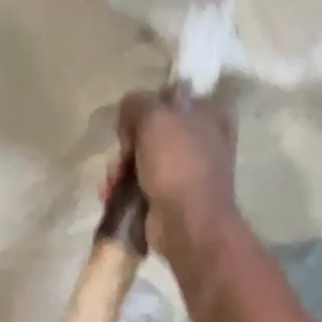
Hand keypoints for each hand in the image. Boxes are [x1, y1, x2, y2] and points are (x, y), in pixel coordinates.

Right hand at [105, 85, 239, 254]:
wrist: (188, 223)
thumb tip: (128, 115)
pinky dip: (123, 189)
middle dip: (127, 145)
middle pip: (151, 131)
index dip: (146, 108)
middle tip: (122, 158)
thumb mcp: (154, 117)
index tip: (132, 124)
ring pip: (142, 159)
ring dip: (120, 169)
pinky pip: (140, 184)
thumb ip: (136, 103)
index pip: (170, 97)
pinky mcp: (172, 197)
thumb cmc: (177, 164)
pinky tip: (110, 195)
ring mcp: (188, 171)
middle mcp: (203, 140)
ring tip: (113, 183)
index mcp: (211, 114)